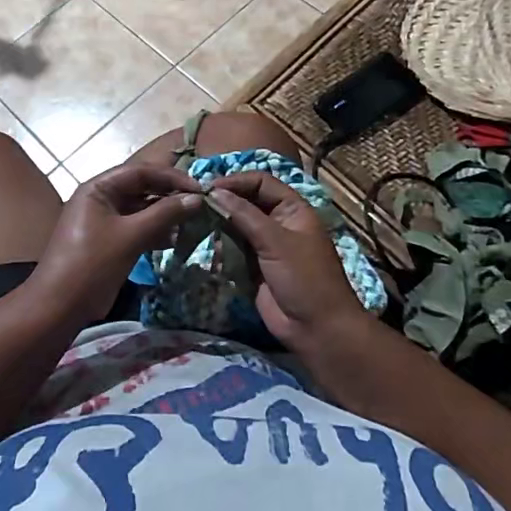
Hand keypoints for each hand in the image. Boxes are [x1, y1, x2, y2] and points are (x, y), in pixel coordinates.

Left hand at [38, 163, 204, 310]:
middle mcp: (101, 198)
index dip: (171, 177)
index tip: (199, 189)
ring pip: (142, 208)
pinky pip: (138, 227)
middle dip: (170, 195)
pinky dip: (156, 231)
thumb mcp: (131, 236)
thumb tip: (197, 198)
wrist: (59, 306)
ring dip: (166, 214)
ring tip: (190, 222)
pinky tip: (174, 240)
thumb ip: (165, 214)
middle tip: (199, 204)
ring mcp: (105, 220)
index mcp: (99, 188)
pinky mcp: (111, 240)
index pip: (141, 171)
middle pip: (142, 187)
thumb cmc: (92, 263)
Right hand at [207, 172, 369, 350]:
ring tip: (194, 225)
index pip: (261, 183)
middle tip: (194, 206)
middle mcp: (279, 222)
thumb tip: (214, 192)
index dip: (235, 182)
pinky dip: (220, 247)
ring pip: (237, 226)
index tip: (207, 188)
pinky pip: (233, 250)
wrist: (316, 328)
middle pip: (247, 202)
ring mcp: (266, 245)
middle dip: (223, 203)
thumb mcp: (276, 241)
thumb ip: (245, 215)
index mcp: (293, 209)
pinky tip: (206, 248)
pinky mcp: (254, 267)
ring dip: (219, 225)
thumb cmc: (304, 278)